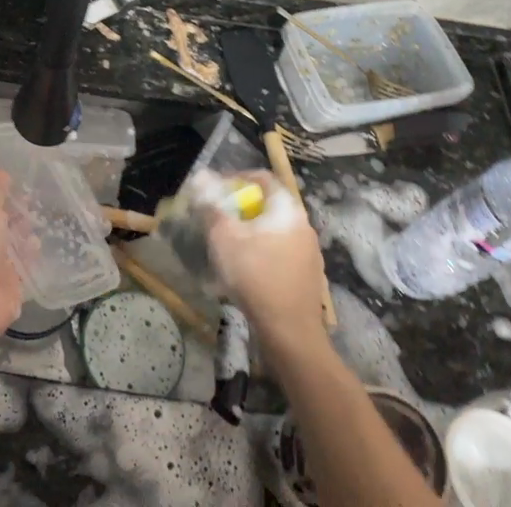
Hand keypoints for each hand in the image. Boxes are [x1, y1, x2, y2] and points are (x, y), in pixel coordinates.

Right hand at [206, 172, 331, 328]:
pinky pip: (279, 253)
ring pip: (273, 231)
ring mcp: (309, 252)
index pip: (263, 178)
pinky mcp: (307, 276)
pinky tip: (245, 271)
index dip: (236, 179)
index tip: (214, 192)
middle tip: (216, 221)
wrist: (290, 332)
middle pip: (268, 205)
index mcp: (288, 210)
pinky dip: (261, 253)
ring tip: (227, 247)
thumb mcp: (223, 238)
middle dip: (239, 209)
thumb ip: (211, 206)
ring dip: (249, 233)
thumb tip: (202, 178)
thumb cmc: (255, 276)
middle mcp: (303, 225)